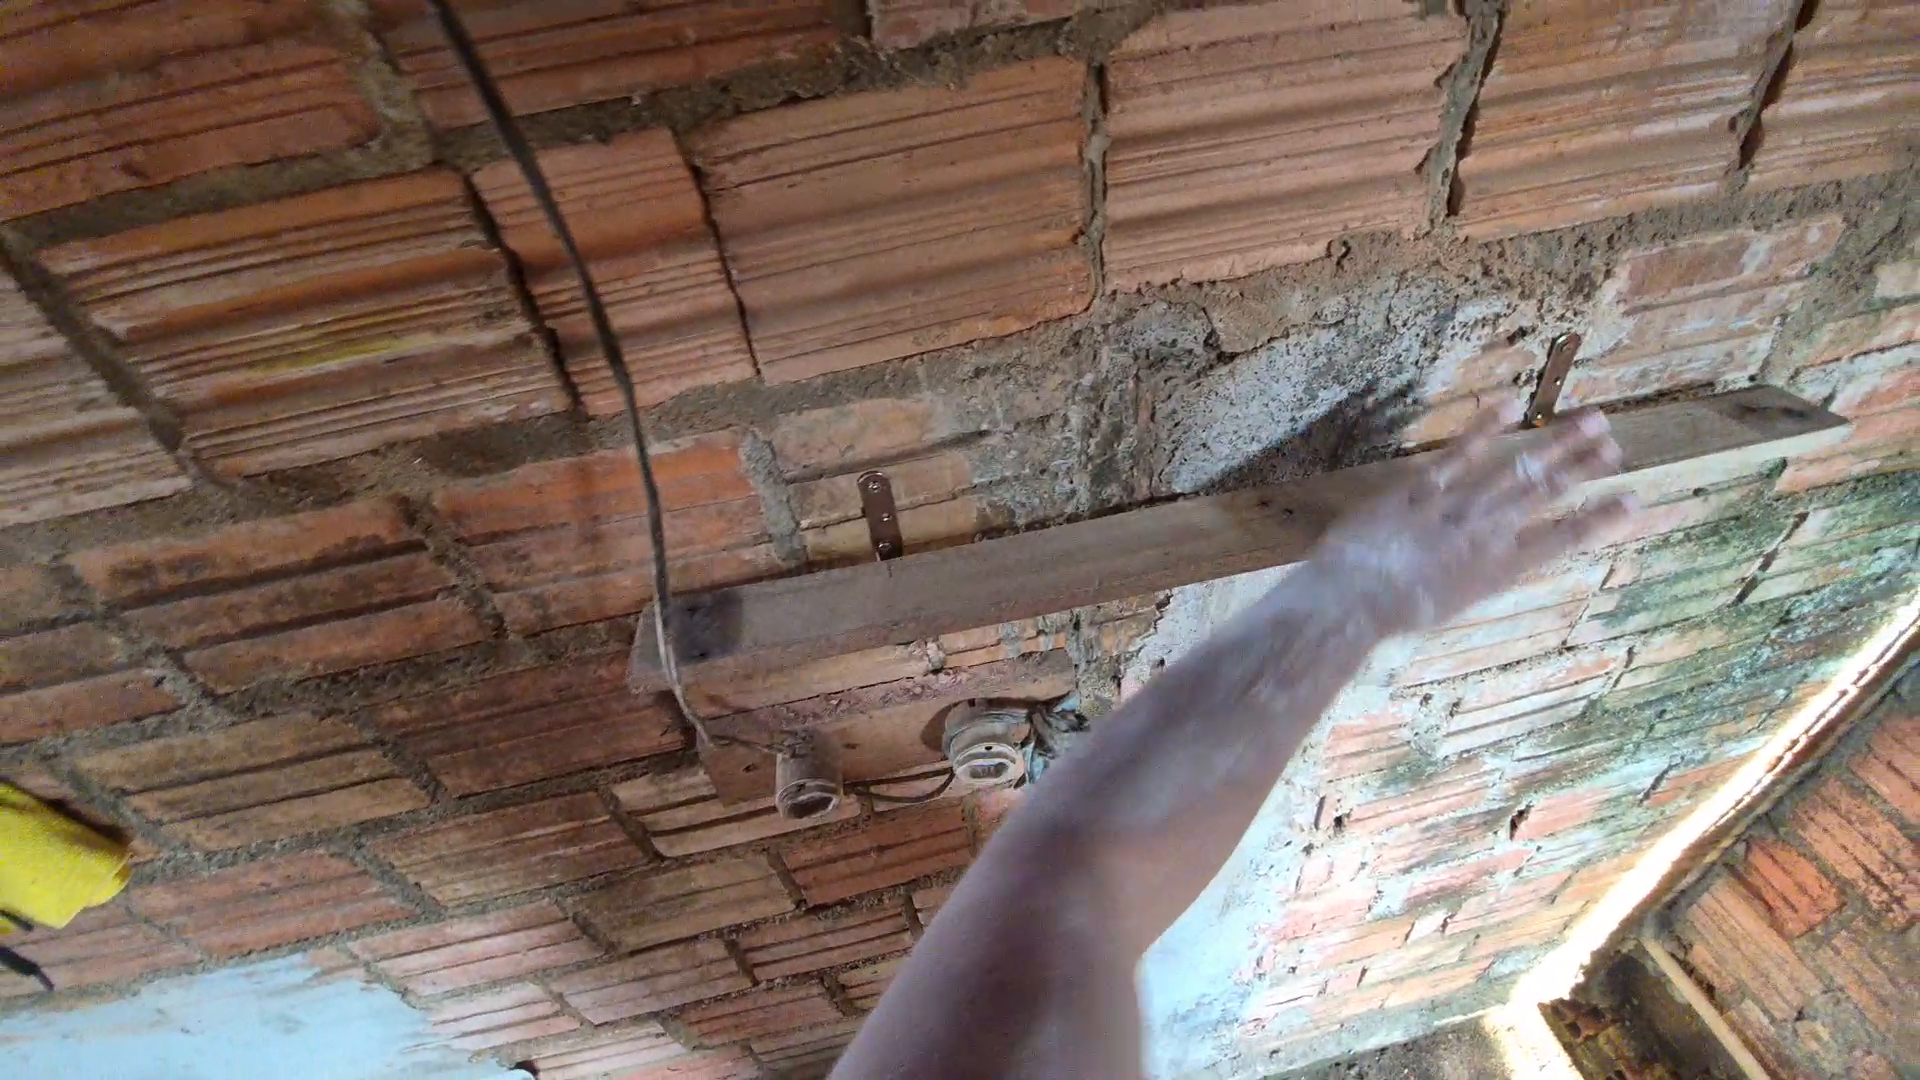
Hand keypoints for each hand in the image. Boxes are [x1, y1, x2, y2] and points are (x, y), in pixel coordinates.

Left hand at [1306, 400, 1635, 636]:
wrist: (1350, 600)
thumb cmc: (1394, 612)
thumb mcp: (1451, 605)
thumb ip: (1477, 578)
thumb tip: (1494, 563)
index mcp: (1499, 569)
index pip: (1563, 540)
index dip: (1600, 520)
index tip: (1634, 501)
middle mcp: (1485, 534)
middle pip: (1543, 494)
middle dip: (1582, 467)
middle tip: (1616, 444)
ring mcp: (1452, 509)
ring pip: (1513, 470)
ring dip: (1553, 443)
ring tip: (1593, 420)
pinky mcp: (1417, 491)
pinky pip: (1455, 455)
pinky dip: (1483, 430)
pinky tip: (1510, 406)